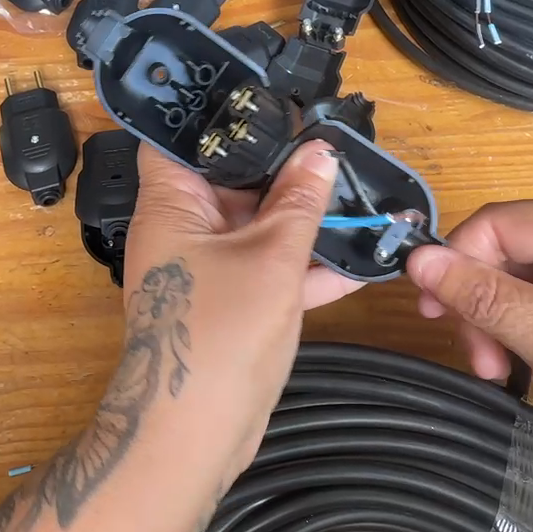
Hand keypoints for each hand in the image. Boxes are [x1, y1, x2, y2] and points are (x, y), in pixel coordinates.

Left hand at [116, 141, 358, 471]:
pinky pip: (269, 266)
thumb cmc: (221, 331)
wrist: (199, 431)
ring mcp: (208, 265)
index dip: (217, 116)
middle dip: (279, 166)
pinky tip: (361, 258)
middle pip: (230, 180)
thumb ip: (299, 203)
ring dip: (301, 216)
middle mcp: (183, 227)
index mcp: (171, 203)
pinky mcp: (232, 299)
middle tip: (330, 142)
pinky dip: (306, 263)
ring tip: (355, 191)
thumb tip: (321, 152)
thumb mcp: (271, 258)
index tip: (265, 100)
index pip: (180, 139)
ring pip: (257, 224)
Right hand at [406, 201, 532, 501]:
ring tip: (498, 373)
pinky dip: (526, 336)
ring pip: (526, 283)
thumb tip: (415, 258)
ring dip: (500, 324)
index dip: (459, 259)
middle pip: (513, 252)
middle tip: (476, 360)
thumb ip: (485, 297)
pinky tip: (524, 370)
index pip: (503, 222)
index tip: (428, 311)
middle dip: (482, 303)